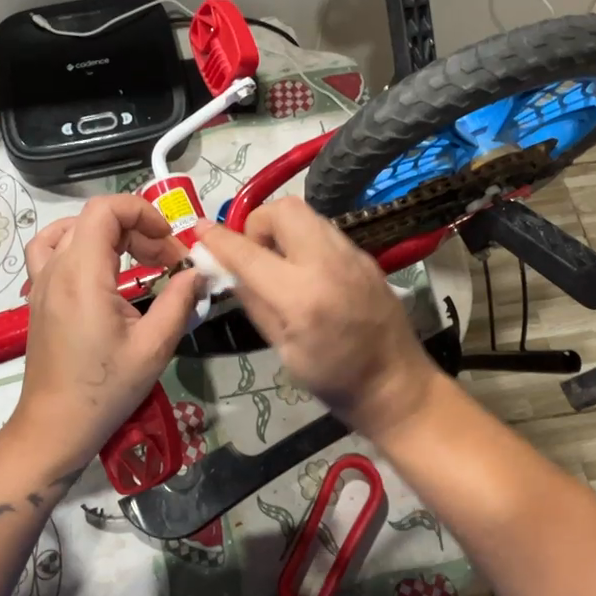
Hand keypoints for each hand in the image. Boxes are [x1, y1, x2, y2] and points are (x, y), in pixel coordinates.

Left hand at [14, 195, 200, 472]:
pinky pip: (50, 248)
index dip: (142, 212)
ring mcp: (42, 281)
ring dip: (110, 233)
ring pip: (73, 229)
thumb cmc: (105, 390)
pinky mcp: (38, 296)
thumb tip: (198, 272)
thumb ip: (179, 301)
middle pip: (95, 218)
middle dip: (137, 228)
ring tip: (137, 258)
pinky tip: (99, 264)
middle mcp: (57, 268)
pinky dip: (77, 242)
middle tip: (167, 262)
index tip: (169, 242)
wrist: (54, 427)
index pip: (106, 210)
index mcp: (84, 275)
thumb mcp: (153, 348)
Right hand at [198, 198, 439, 438]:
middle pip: (282, 209)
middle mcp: (327, 262)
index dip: (217, 240)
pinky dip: (304, 240)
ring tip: (278, 264)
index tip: (198, 233)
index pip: (247, 252)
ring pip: (305, 214)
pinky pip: (324, 230)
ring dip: (281, 229)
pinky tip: (306, 273)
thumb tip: (225, 270)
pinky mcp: (364, 255)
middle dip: (257, 224)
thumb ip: (252, 301)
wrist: (397, 386)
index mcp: (302, 295)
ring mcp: (351, 254)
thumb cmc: (334, 380)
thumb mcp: (282, 349)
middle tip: (254, 256)